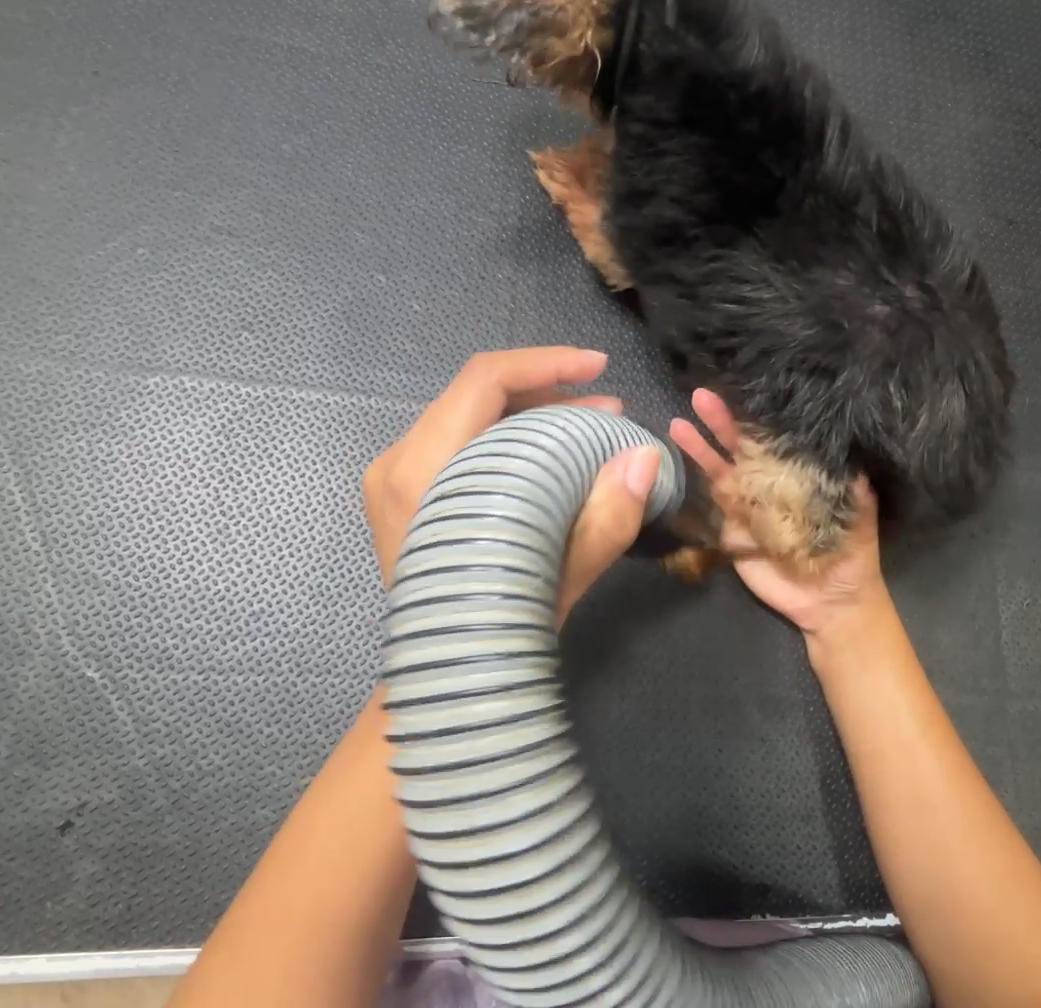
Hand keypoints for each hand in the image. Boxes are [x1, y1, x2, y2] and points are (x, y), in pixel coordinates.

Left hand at [363, 348, 663, 622]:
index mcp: (423, 475)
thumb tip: (645, 459)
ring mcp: (394, 475)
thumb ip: (604, 520)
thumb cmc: (498, 628)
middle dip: (548, 389)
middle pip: (476, 392)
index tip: (601, 367)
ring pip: (470, 413)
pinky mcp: (403, 490)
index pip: (482, 383)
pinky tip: (553, 450)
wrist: (445, 676)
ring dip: (533, 411)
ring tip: (592, 425)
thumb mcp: (559, 577)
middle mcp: (397, 462)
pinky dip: (510, 434)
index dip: (546, 364)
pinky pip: (462, 439)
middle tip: (608, 407)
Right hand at [669, 389, 891, 636]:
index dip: (760, 415)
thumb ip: (851, 480)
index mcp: (799, 473)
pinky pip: (715, 500)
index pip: (777, 437)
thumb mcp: (860, 511)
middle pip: (742, 446)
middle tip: (702, 395)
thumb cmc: (852, 555)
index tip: (744, 388)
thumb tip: (844, 437)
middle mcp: (771, 482)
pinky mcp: (732, 528)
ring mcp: (748, 503)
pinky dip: (698, 478)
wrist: (832, 602)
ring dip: (701, 444)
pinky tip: (681, 461)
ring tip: (680, 421)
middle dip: (722, 421)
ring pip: (721, 468)